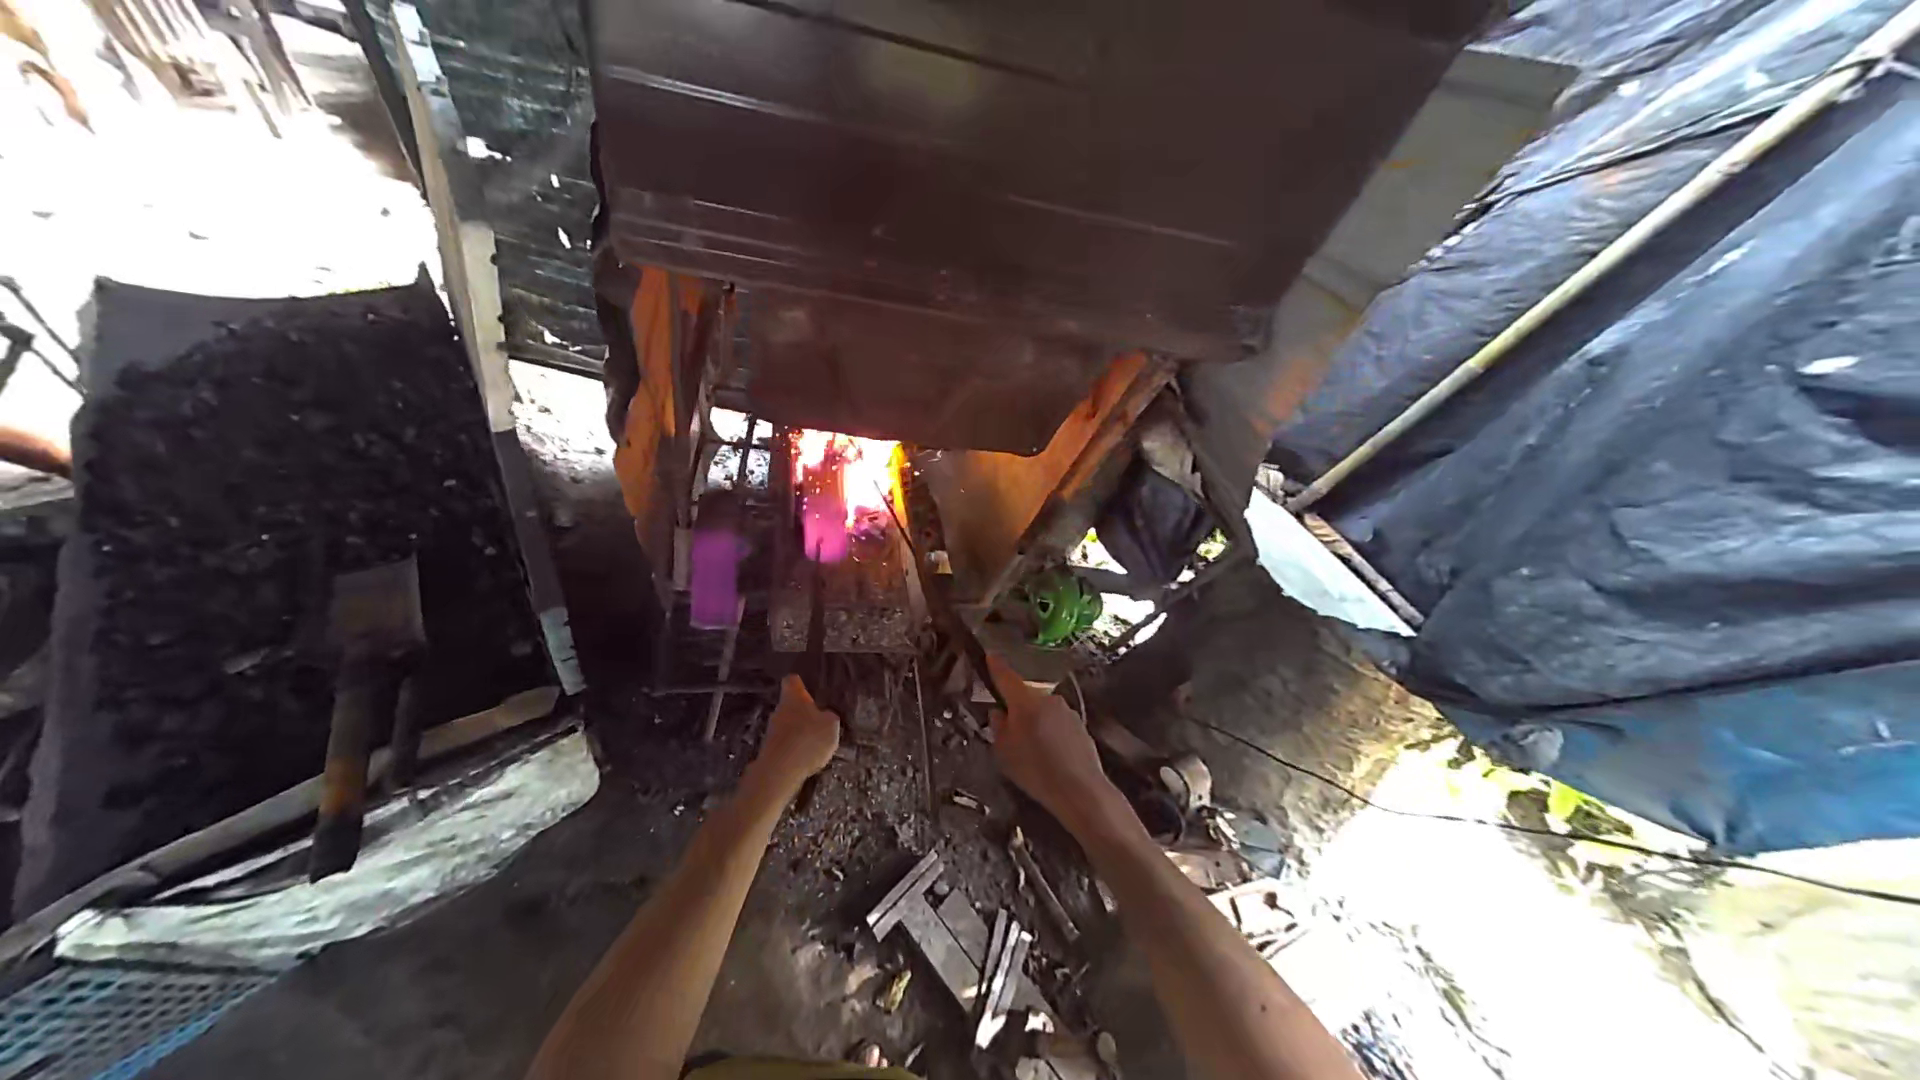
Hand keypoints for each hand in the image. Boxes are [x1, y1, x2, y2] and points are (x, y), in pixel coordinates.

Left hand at [752, 675, 840, 789]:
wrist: (779, 771)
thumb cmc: (808, 738)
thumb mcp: (831, 724)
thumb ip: (829, 717)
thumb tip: (825, 715)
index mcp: (792, 697)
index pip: (792, 681)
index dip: (800, 683)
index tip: (808, 688)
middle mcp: (778, 710)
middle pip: (790, 705)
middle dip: (802, 712)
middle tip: (819, 720)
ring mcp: (770, 731)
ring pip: (787, 725)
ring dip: (798, 732)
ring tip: (815, 743)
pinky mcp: (768, 751)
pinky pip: (784, 744)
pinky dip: (793, 749)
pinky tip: (805, 758)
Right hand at [986, 654, 1124, 834]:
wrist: (1080, 790)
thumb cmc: (1035, 769)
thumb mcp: (1003, 751)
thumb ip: (998, 727)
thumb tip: (999, 713)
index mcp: (1025, 701)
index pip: (1006, 676)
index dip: (996, 666)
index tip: (990, 656)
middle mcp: (1048, 699)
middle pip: (1026, 698)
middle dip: (1017, 710)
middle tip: (1010, 734)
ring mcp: (1067, 711)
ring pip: (1043, 712)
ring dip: (1035, 723)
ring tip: (1032, 752)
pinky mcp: (1081, 726)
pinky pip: (1057, 725)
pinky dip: (1051, 734)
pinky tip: (1050, 757)